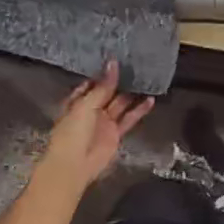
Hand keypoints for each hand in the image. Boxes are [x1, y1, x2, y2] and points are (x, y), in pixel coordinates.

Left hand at [39, 60, 153, 188]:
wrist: (74, 164)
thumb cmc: (72, 132)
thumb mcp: (85, 105)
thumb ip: (102, 87)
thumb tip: (113, 64)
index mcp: (77, 102)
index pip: (91, 84)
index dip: (103, 74)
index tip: (117, 59)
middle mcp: (91, 110)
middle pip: (107, 93)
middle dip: (119, 82)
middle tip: (135, 66)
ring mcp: (104, 122)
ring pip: (120, 105)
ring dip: (132, 95)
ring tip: (146, 81)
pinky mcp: (115, 134)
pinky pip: (128, 120)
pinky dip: (139, 111)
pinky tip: (150, 100)